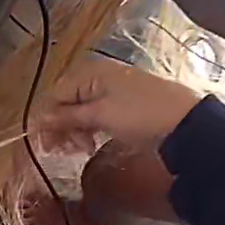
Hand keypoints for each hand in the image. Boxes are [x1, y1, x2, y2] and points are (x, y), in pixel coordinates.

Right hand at [41, 54, 200, 148]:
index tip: (46, 147)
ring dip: (74, 131)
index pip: (55, 96)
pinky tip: (91, 144)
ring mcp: (109, 90)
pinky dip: (88, 129)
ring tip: (81, 150)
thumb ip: (68, 117)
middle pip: (65, 103)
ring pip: (79, 110)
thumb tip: (40, 119)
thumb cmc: (139, 114)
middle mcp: (96, 77)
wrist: (184, 122)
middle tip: (63, 151)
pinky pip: (94, 114)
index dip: (47, 122)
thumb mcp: (100, 115)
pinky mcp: (120, 104)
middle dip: (61, 127)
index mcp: (89, 73)